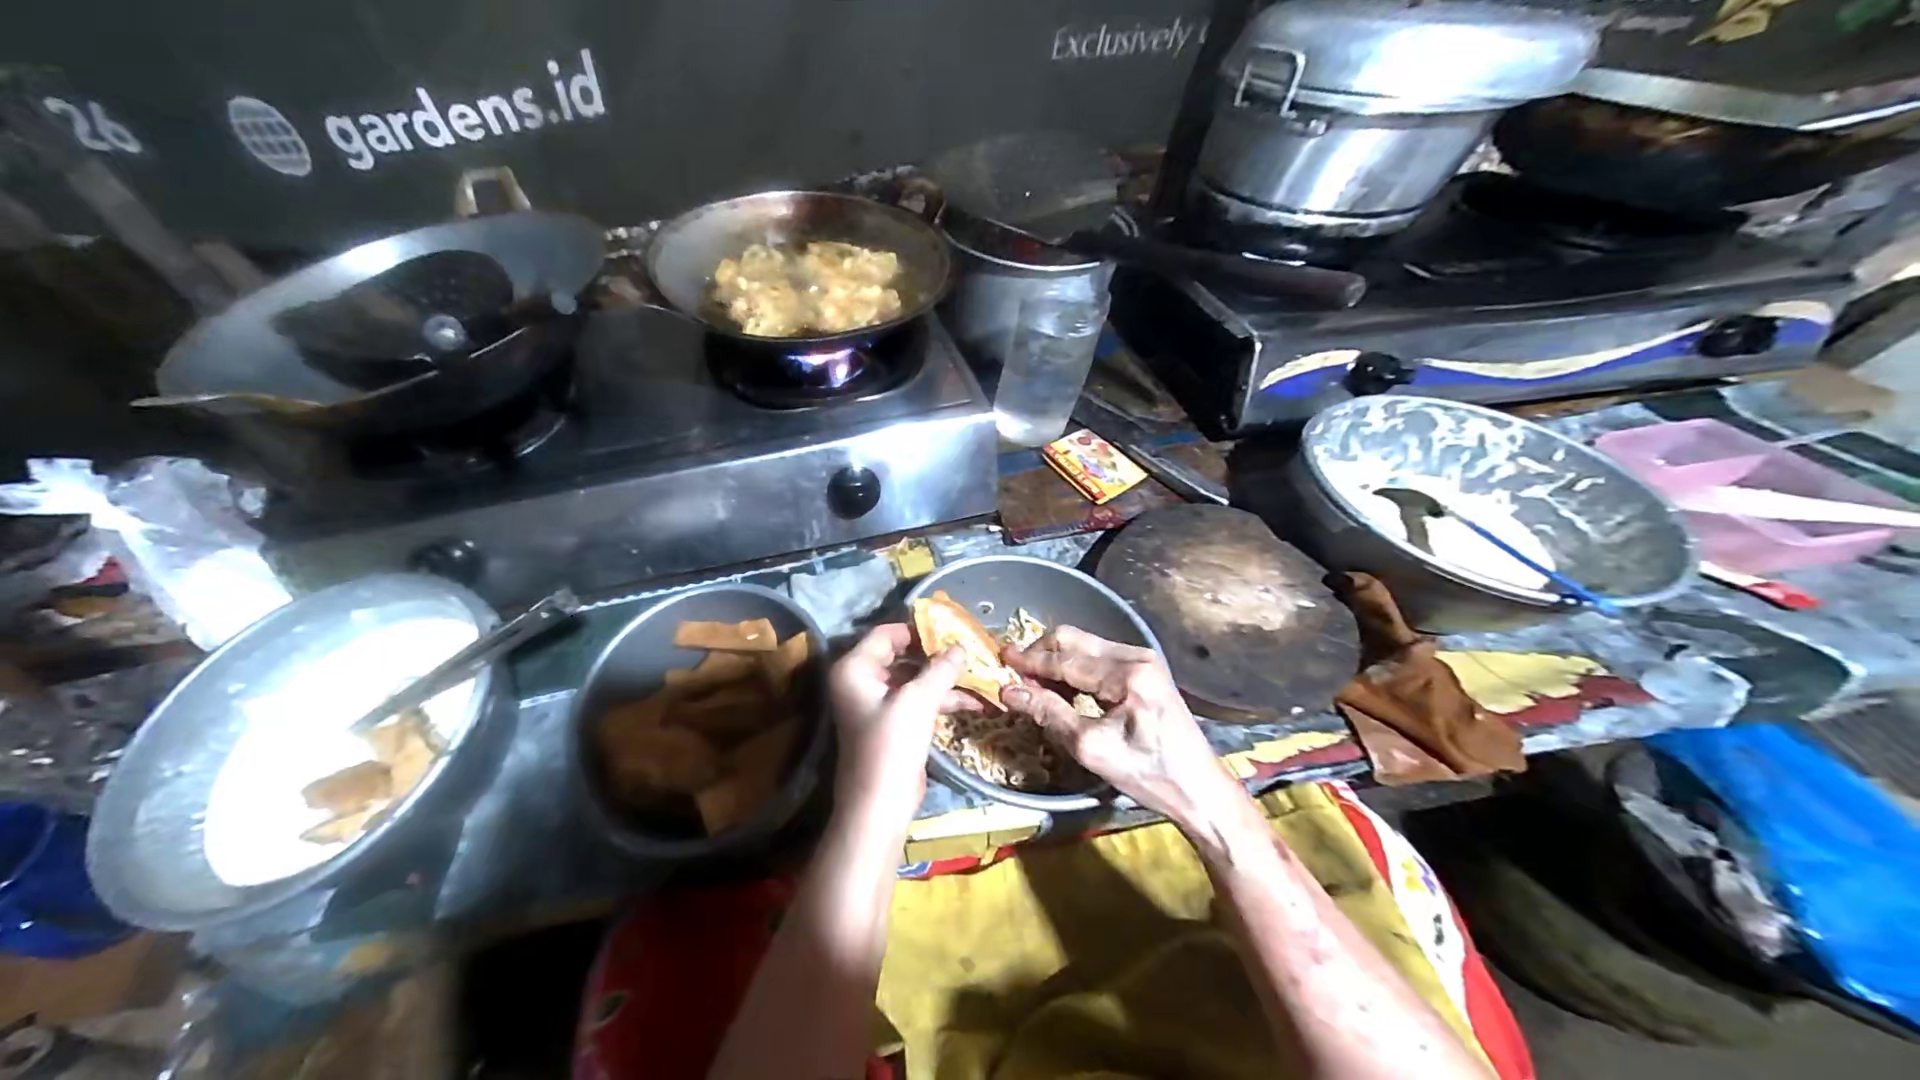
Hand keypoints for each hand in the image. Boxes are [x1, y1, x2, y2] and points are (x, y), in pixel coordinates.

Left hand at [827, 624, 969, 826]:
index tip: (951, 628)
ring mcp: (877, 703)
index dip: (918, 629)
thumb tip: (962, 646)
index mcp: (855, 669)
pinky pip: (918, 700)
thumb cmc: (891, 744)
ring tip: (979, 673)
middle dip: (936, 654)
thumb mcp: (919, 700)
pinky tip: (973, 701)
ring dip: (944, 678)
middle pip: (902, 655)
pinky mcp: (893, 723)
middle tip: (969, 647)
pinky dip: (942, 699)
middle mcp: (861, 681)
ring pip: (914, 678)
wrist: (879, 805)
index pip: (887, 634)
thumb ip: (941, 668)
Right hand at [1002, 626, 1240, 828]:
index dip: (1030, 661)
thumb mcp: (1092, 748)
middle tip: (1016, 673)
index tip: (1001, 658)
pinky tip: (1063, 688)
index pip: (1066, 659)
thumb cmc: (1149, 774)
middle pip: (1075, 639)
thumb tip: (1009, 691)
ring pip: (1085, 645)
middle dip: (1042, 654)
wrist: (1200, 789)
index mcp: (1128, 673)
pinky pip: (1099, 657)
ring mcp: (1144, 660)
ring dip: (1057, 660)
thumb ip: (1049, 713)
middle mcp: (1137, 656)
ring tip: (1035, 684)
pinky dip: (1075, 667)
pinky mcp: (1146, 670)